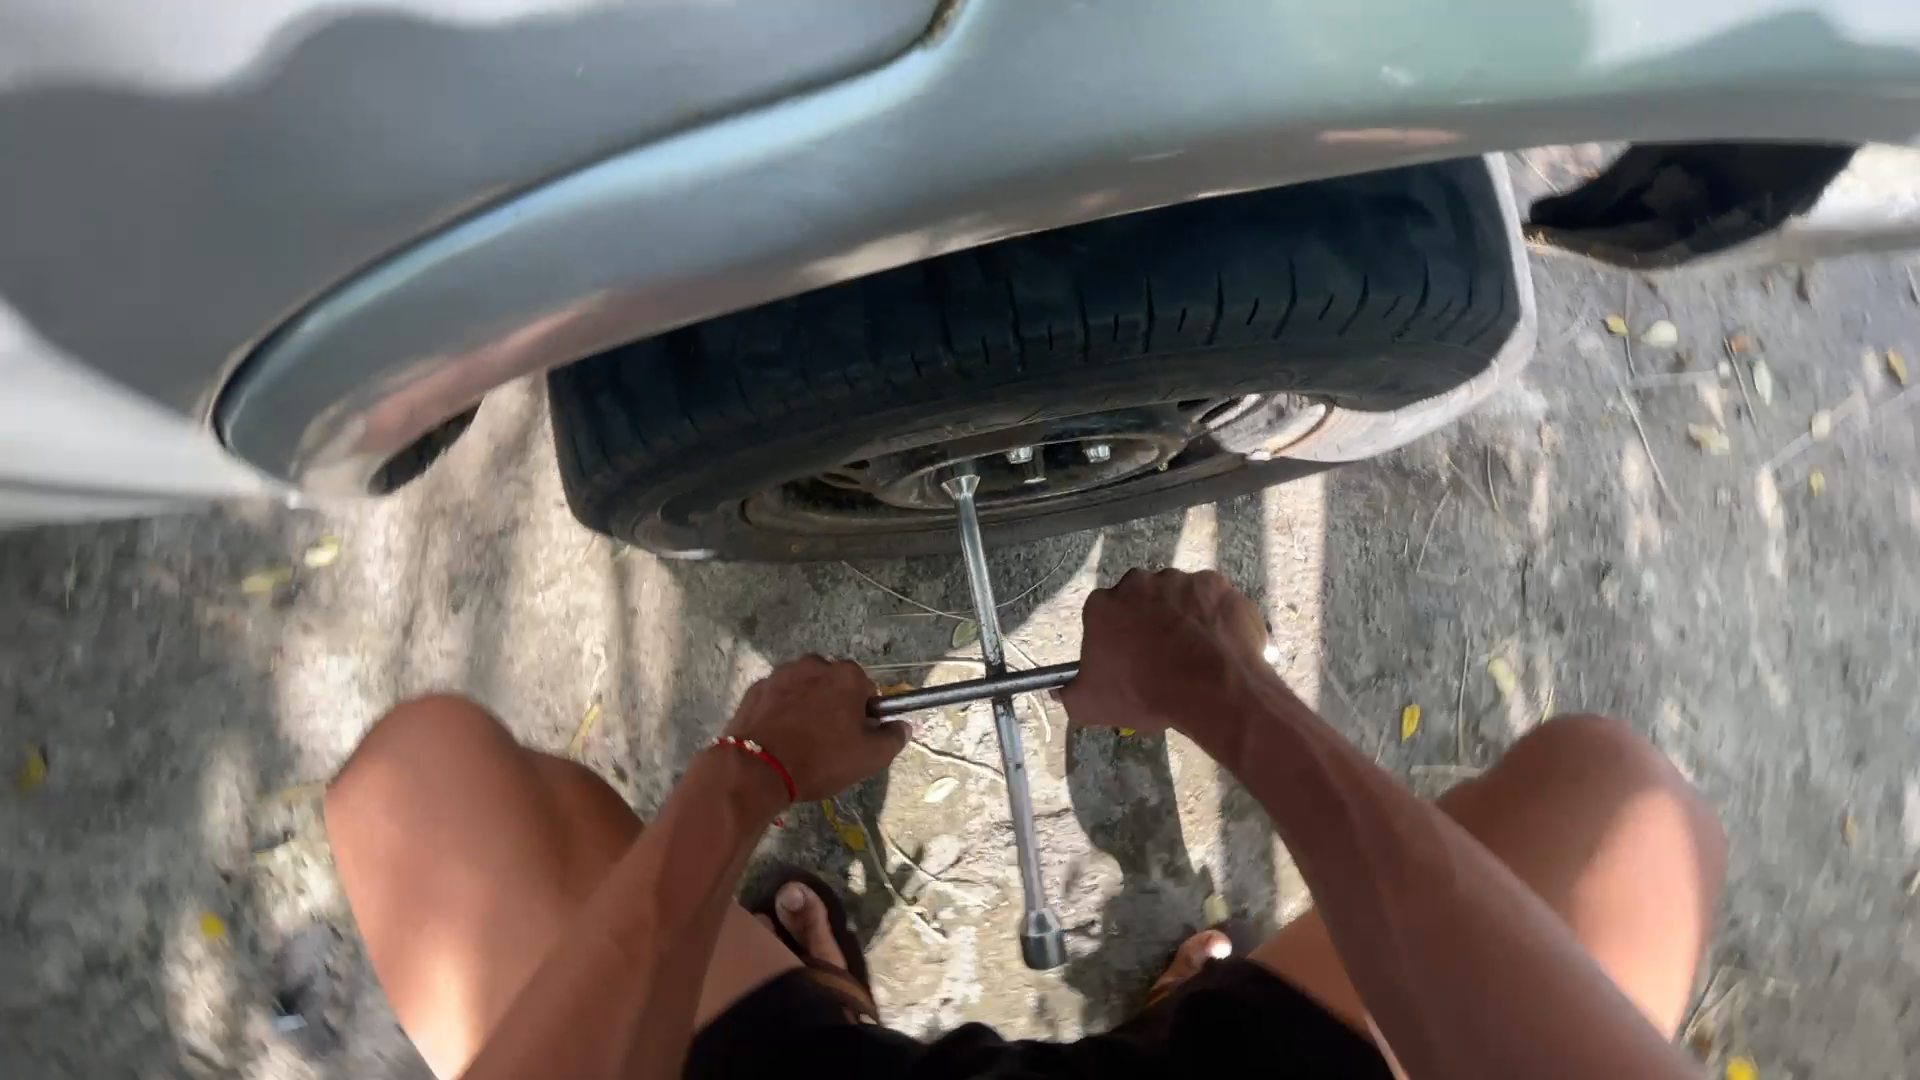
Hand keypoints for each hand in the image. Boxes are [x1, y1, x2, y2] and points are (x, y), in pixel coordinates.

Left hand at [723, 656, 905, 802]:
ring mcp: (781, 673)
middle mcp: (814, 664)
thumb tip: (903, 726)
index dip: (863, 714)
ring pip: (804, 687)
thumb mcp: (869, 758)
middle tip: (828, 740)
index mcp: (846, 675)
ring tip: (799, 739)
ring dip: (806, 704)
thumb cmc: (819, 760)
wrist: (756, 770)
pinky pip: (778, 696)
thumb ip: (893, 739)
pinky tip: (778, 736)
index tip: (854, 736)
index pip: (866, 690)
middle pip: (833, 684)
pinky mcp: (756, 688)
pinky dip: (781, 710)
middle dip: (834, 705)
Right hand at [1060, 568, 1274, 742]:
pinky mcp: (1218, 586)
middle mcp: (1139, 582)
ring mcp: (1181, 580)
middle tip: (1160, 658)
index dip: (1114, 640)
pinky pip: (1213, 601)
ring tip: (1194, 655)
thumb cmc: (1144, 693)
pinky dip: (1214, 618)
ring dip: (1182, 618)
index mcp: (1102, 604)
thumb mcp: (1090, 705)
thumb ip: (1069, 693)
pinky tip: (1218, 645)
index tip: (1126, 662)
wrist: (1212, 690)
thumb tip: (1059, 691)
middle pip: (1140, 601)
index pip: (1102, 617)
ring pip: (1178, 598)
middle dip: (1147, 622)